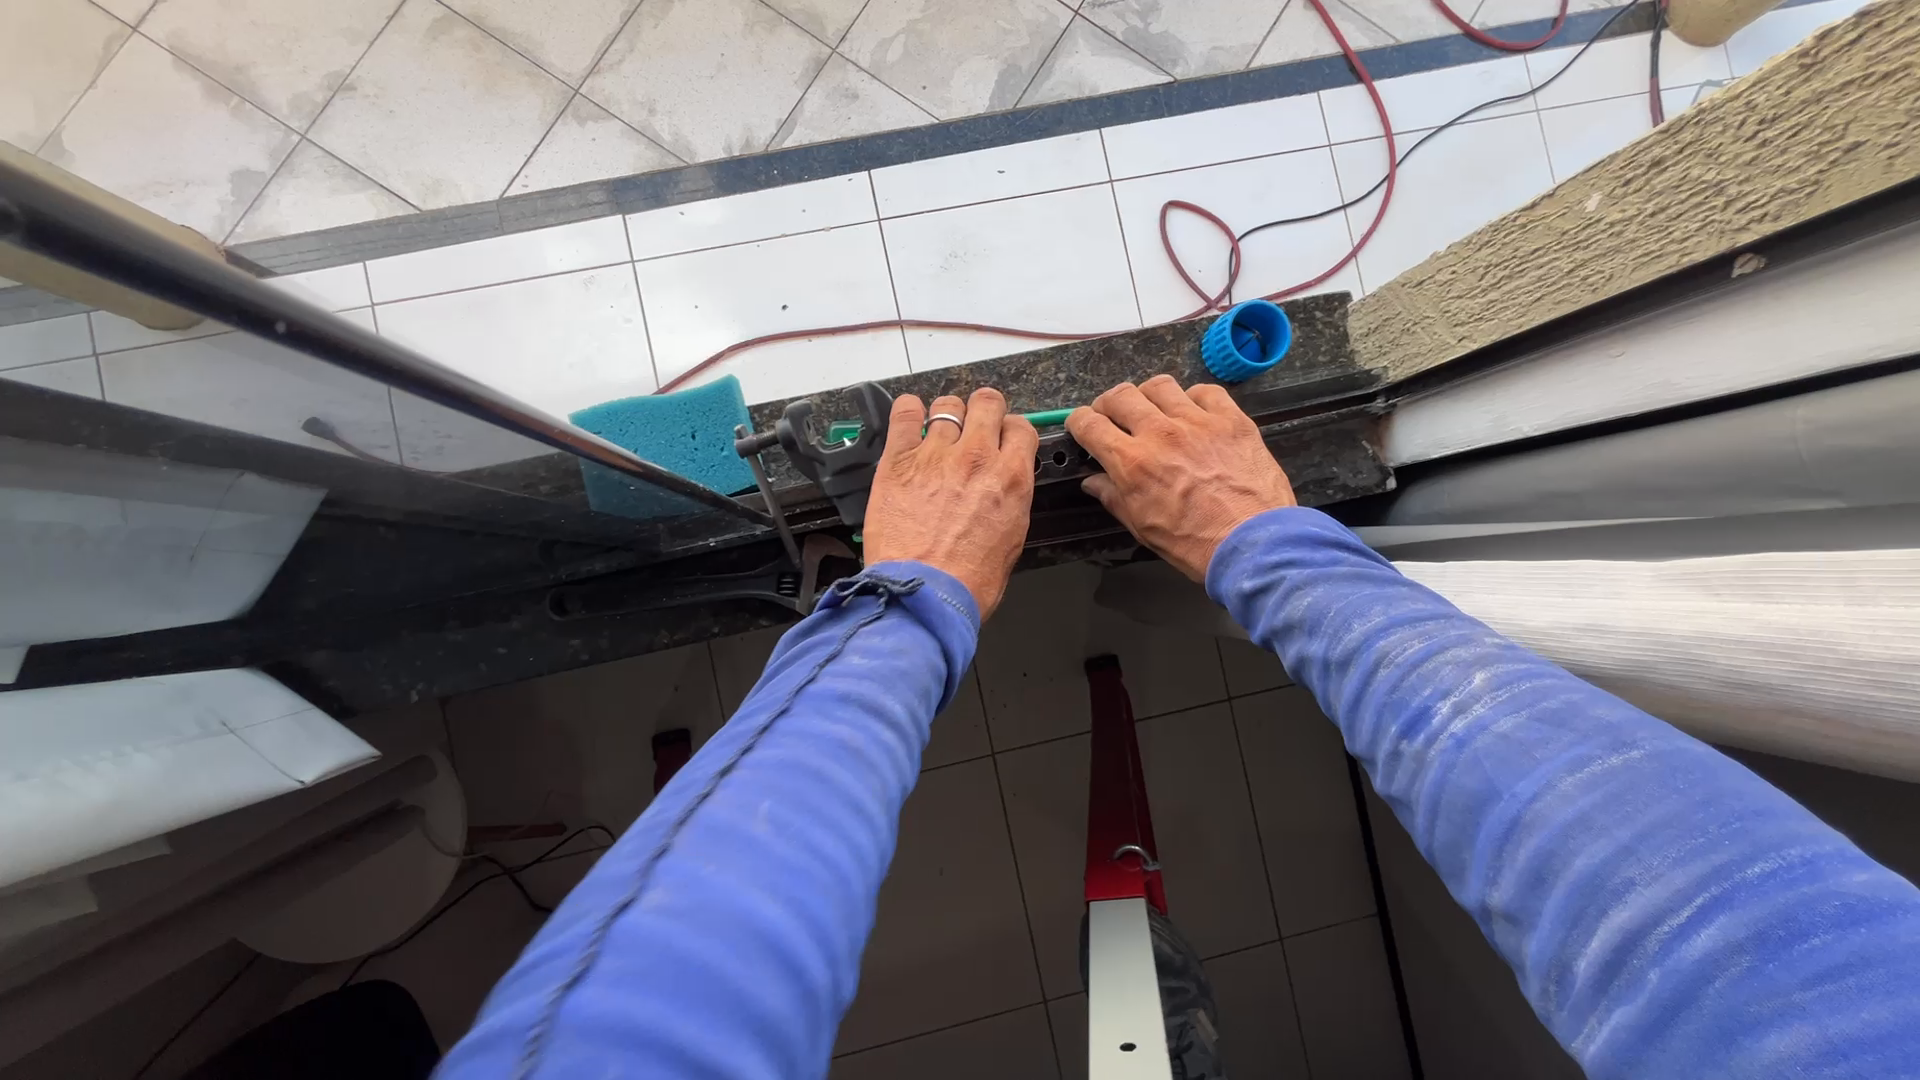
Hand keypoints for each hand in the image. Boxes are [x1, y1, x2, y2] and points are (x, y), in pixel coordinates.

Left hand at [863, 388, 1038, 618]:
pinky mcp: (898, 460)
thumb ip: (1010, 502)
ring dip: (947, 414)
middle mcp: (976, 457)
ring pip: (947, 406)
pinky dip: (909, 411)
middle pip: (987, 403)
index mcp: (1011, 478)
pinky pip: (904, 414)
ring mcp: (935, 455)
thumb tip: (1003, 489)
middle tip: (974, 426)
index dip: (1011, 430)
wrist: (924, 594)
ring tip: (939, 429)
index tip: (1002, 439)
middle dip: (984, 410)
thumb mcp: (1012, 541)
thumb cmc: (970, 582)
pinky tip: (909, 418)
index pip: (1020, 427)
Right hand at [1066, 374, 1294, 580]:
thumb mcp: (1142, 526)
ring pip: (1160, 385)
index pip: (1090, 424)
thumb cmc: (1193, 542)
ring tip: (1153, 411)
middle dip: (1108, 404)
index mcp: (1131, 462)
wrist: (1251, 543)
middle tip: (1113, 417)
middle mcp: (1160, 433)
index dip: (1079, 422)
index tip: (1082, 426)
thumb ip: (1114, 497)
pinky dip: (1193, 399)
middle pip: (1121, 395)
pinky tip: (1194, 414)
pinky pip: (1205, 391)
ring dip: (1149, 396)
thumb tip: (1093, 481)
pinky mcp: (1231, 419)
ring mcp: (1198, 422)